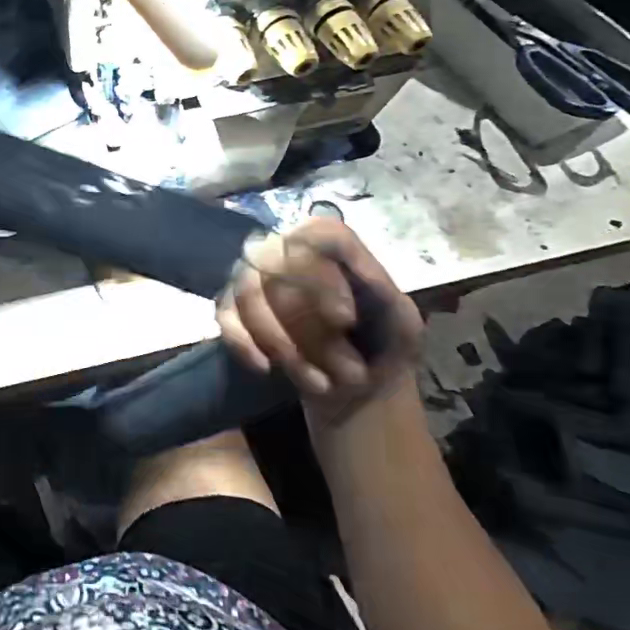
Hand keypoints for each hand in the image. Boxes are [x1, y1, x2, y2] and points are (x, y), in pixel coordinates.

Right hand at [216, 218, 424, 417]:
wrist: (360, 395)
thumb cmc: (384, 351)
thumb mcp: (403, 324)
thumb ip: (383, 290)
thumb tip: (355, 264)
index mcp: (334, 251)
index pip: (315, 234)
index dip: (323, 275)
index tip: (345, 321)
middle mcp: (288, 254)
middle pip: (278, 264)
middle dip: (310, 327)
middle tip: (349, 371)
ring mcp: (257, 281)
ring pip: (249, 292)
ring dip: (283, 345)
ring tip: (320, 384)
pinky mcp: (235, 311)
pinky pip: (226, 317)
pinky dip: (244, 344)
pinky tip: (267, 369)